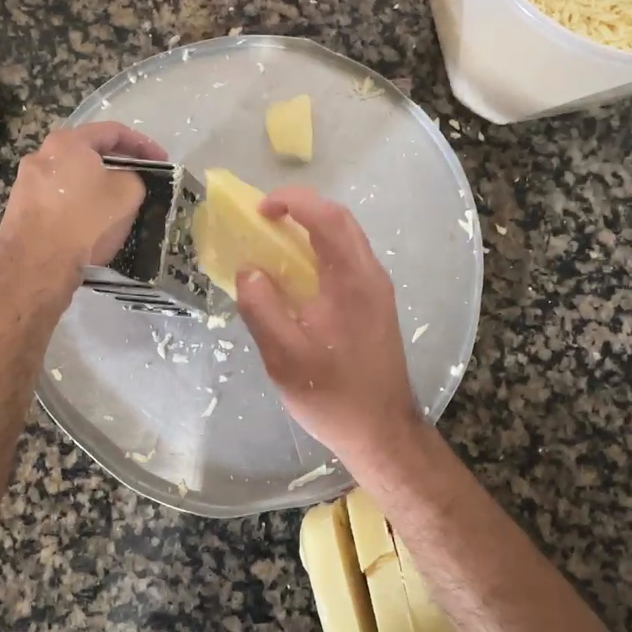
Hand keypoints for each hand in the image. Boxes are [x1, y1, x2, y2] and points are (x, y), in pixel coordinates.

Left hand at [0, 122, 166, 287]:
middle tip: (140, 177)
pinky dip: (78, 202)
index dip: (143, 144)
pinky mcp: (20, 209)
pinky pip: (57, 197)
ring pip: (71, 175)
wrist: (36, 269)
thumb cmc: (86, 222)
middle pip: (88, 151)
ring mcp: (25, 183)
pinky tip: (90, 221)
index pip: (112, 131)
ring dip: (96, 183)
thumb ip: (133, 176)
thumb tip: (125, 180)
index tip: (161, 161)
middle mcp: (41, 155)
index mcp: (66, 143)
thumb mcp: (128, 193)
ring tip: (117, 201)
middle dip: (118, 163)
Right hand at [235, 187, 423, 465]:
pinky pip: (350, 259)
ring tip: (276, 245)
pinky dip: (323, 251)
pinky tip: (300, 278)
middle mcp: (370, 275)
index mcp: (351, 280)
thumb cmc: (332, 395)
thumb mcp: (283, 356)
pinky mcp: (377, 304)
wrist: (382, 430)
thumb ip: (262, 307)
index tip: (259, 210)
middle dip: (302, 208)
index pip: (326, 216)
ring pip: (348, 238)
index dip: (292, 201)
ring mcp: (378, 289)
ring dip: (313, 229)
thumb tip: (249, 270)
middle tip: (265, 221)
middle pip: (340, 219)